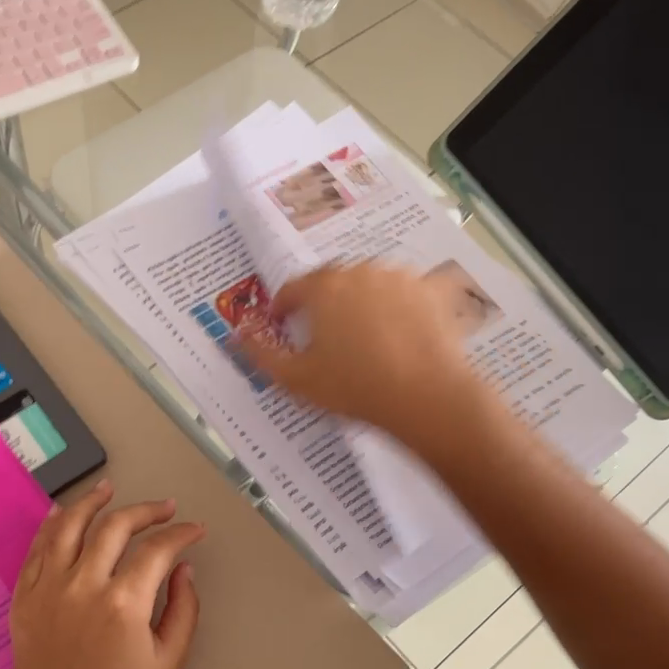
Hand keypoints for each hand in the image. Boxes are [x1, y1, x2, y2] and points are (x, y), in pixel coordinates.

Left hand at [4, 480, 204, 668]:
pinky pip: (38, 547)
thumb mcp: (168, 662)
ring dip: (92, 501)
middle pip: (115, 527)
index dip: (181, 534)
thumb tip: (183, 568)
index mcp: (124, 603)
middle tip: (163, 508)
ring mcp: (49, 586)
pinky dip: (53, 524)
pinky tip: (65, 512)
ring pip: (70, 526)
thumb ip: (184, 609)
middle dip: (145, 511)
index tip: (194, 531)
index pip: (157, 550)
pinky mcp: (25, 594)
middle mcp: (84, 585)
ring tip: (108, 488)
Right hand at [237, 263, 483, 444]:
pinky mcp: (431, 289)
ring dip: (361, 302)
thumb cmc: (354, 388)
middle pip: (332, 281)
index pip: (291, 288)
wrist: (426, 397)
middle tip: (324, 335)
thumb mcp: (296, 380)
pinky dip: (400, 306)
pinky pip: (407, 292)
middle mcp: (359, 271)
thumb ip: (262, 355)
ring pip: (370, 284)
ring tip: (364, 337)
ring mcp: (399, 276)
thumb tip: (237, 337)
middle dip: (324, 303)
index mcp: (322, 288)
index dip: (282, 307)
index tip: (281, 323)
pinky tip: (399, 333)